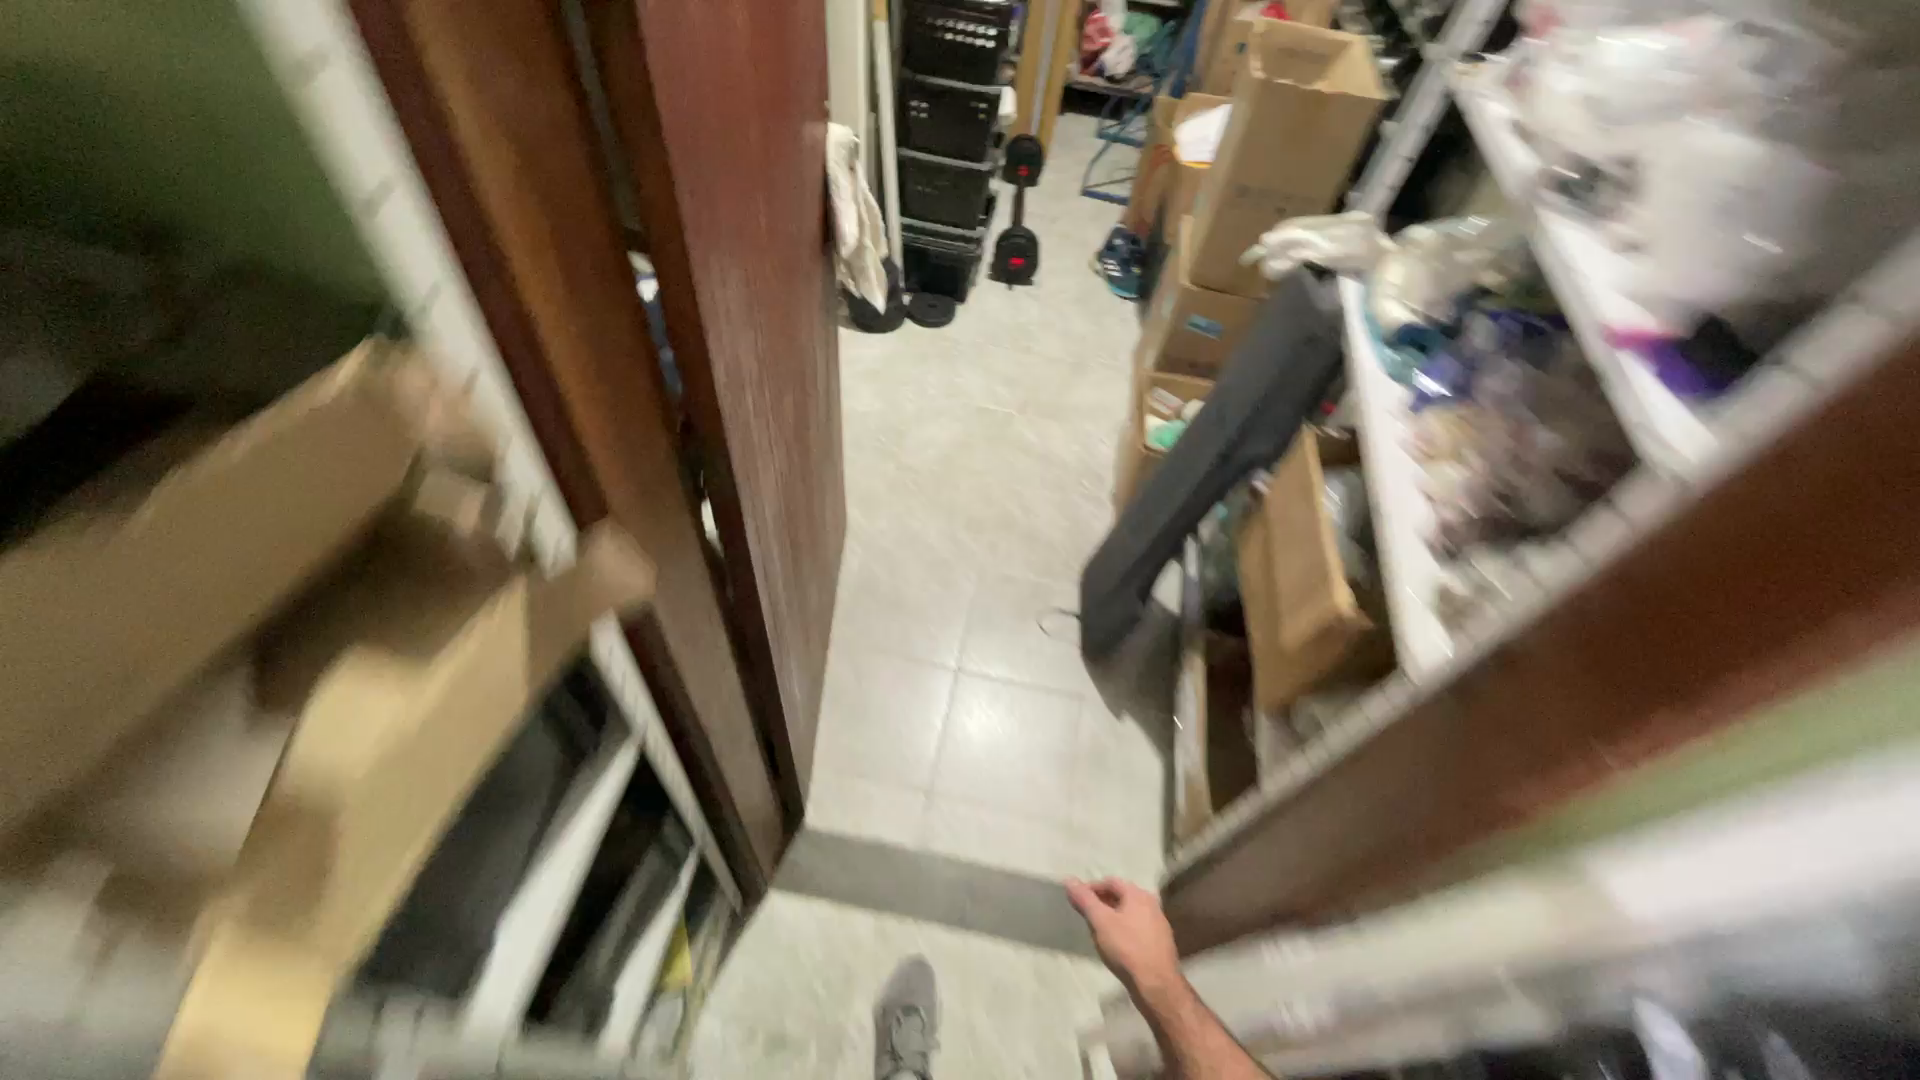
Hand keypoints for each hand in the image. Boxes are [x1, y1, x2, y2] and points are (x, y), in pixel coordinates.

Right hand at [1065, 877, 1182, 996]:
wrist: (1156, 985)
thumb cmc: (1126, 948)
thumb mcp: (1100, 921)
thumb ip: (1084, 899)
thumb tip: (1069, 880)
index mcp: (1138, 895)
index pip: (1110, 882)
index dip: (1091, 888)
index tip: (1077, 900)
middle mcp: (1151, 905)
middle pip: (1121, 896)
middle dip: (1102, 903)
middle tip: (1086, 915)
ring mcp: (1158, 925)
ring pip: (1130, 914)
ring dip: (1113, 917)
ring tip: (1098, 931)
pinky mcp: (1160, 944)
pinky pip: (1137, 929)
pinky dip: (1124, 930)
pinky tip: (1116, 945)